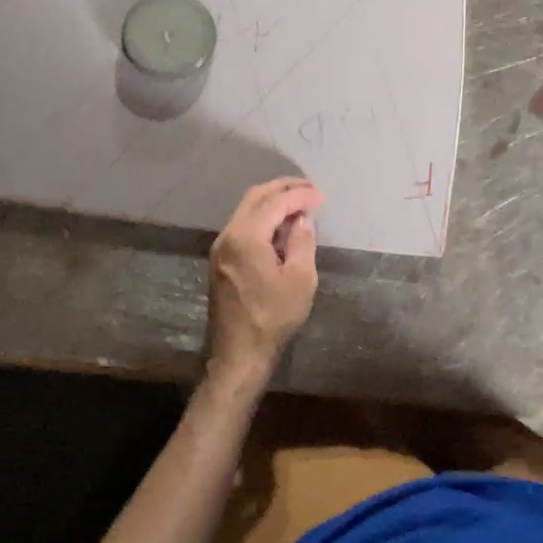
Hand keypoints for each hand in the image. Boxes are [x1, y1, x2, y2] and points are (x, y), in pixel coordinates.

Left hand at [206, 177, 323, 382]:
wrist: (239, 355)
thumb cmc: (273, 317)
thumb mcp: (300, 279)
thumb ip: (301, 242)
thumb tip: (301, 219)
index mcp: (246, 237)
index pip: (276, 203)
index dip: (300, 195)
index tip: (321, 196)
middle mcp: (228, 236)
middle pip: (255, 198)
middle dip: (283, 188)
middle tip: (310, 188)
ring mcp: (220, 248)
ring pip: (246, 210)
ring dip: (272, 201)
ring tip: (299, 203)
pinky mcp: (220, 261)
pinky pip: (242, 225)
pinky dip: (263, 217)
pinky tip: (281, 225)